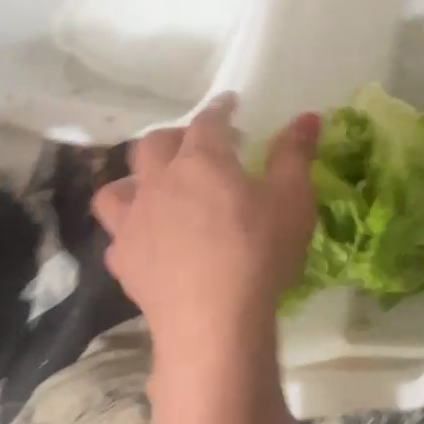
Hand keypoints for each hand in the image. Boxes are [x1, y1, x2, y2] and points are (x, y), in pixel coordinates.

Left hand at [92, 94, 320, 383]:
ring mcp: (132, 222)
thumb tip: (306, 117)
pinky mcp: (122, 258)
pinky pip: (118, 229)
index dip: (220, 108)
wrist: (214, 320)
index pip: (207, 122)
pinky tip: (154, 233)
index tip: (231, 103)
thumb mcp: (293, 196)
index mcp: (203, 161)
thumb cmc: (261, 248)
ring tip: (163, 185)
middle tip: (203, 143)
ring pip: (118, 185)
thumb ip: (295, 153)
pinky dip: (135, 221)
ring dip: (139, 177)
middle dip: (177, 135)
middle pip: (152, 144)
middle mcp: (159, 182)